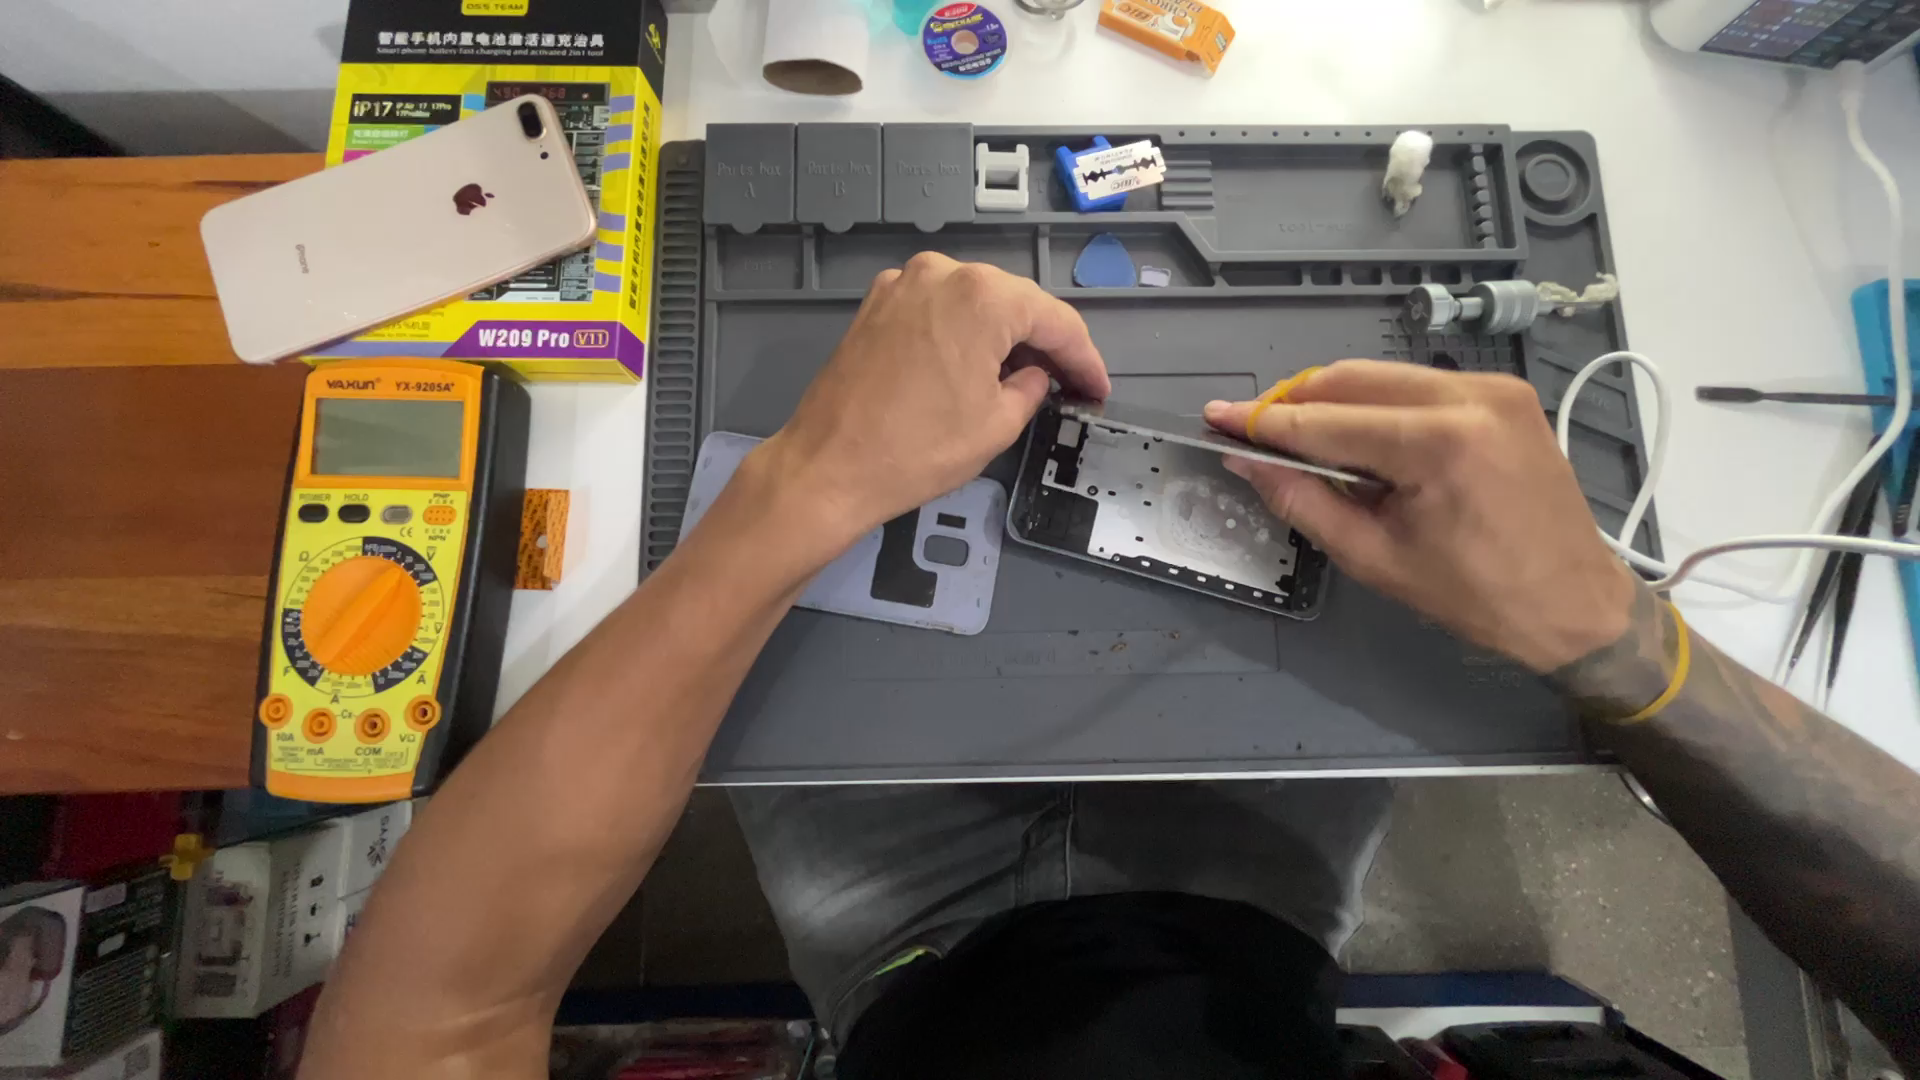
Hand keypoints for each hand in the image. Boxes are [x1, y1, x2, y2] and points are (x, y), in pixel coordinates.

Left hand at [759, 253, 1109, 546]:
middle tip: (1066, 385)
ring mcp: (902, 283)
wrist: (829, 467)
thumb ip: (1032, 388)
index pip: (1055, 322)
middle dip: (1043, 344)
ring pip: (973, 304)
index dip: (1084, 359)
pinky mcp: (875, 305)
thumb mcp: (997, 425)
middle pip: (1013, 304)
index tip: (1097, 389)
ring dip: (1002, 337)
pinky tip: (971, 366)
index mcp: (983, 295)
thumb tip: (1033, 376)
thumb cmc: (920, 450)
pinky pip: (937, 310)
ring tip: (1020, 379)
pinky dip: (961, 333)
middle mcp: (943, 272)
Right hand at [1204, 360, 1636, 672]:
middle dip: (1290, 403)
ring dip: (1327, 400)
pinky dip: (1369, 402)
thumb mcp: (1370, 555)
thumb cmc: (1470, 593)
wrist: (1574, 601)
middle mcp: (1467, 396)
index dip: (1260, 421)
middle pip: (1346, 379)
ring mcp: (1490, 386)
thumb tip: (1245, 461)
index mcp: (1437, 445)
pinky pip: (1410, 382)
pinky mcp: (1501, 391)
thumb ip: (1300, 499)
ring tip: (1299, 439)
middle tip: (1252, 433)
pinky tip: (1357, 437)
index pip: (1322, 422)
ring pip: (1376, 373)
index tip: (1214, 415)